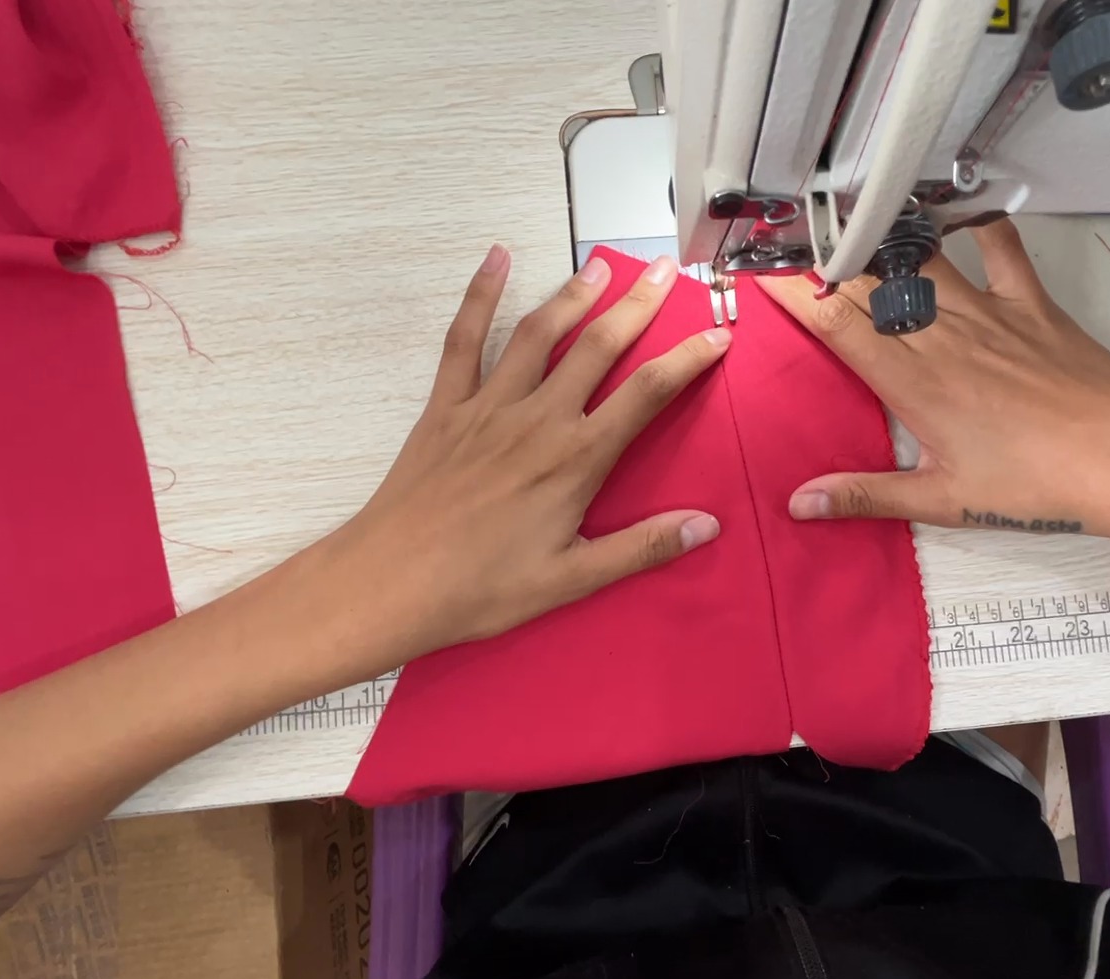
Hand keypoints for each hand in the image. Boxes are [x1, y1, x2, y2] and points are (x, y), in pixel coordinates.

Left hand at [301, 246, 728, 671]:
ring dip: (574, 294)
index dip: (689, 360)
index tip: (718, 336)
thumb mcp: (572, 579)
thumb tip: (707, 526)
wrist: (391, 583)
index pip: (647, 394)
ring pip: (540, 333)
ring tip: (601, 264)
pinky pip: (464, 339)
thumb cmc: (484, 588)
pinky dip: (479, 295)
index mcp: (576, 458)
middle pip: (598, 347)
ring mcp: (488, 406)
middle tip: (667, 270)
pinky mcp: (446, 406)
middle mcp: (538, 418)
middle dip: (638, 305)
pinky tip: (495, 259)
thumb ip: (642, 548)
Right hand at [757, 218, 1109, 548]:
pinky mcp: (1031, 305)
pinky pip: (1000, 249)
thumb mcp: (941, 500)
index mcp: (911, 380)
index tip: (761, 270)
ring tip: (849, 225)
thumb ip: (865, 495)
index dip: (793, 291)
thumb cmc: (1033, 485)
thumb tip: (800, 503)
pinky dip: (977, 227)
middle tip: (788, 240)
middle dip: (821, 259)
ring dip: (879, 242)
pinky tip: (958, 217)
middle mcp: (942, 334)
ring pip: (920, 261)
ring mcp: (989, 312)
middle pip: (867, 283)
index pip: (836, 321)